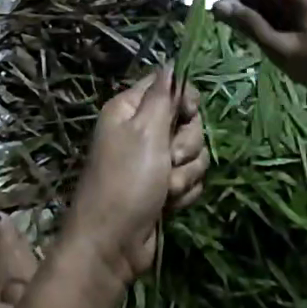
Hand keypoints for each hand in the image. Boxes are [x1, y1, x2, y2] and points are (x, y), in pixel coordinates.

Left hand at [60, 67, 206, 283]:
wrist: (112, 244)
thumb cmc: (126, 181)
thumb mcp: (145, 131)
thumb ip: (163, 95)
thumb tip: (170, 63)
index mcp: (129, 109)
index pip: (167, 84)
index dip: (184, 98)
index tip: (188, 112)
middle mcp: (141, 130)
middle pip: (187, 120)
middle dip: (185, 143)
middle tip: (168, 159)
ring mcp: (153, 161)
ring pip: (193, 152)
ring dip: (185, 172)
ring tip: (165, 188)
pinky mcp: (164, 187)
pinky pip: (190, 177)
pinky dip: (183, 191)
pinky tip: (168, 203)